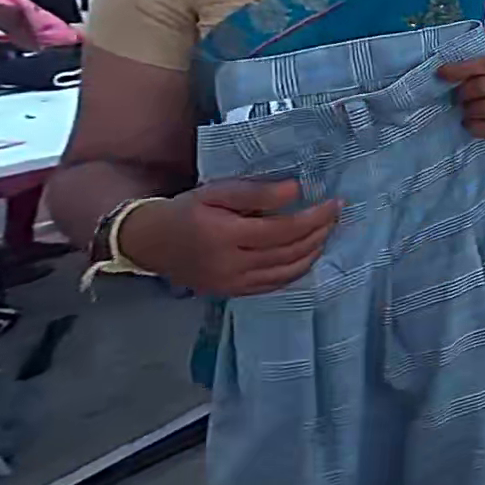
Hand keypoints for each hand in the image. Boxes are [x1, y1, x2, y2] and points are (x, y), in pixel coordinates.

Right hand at [117, 179, 337, 296]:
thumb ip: (257, 192)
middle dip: (320, 233)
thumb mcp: (217, 191)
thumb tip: (296, 190)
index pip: (285, 230)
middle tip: (336, 215)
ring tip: (328, 232)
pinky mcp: (232, 293)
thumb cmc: (185, 210)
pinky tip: (309, 255)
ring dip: (313, 252)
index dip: (315, 217)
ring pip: (286, 272)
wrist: (147, 242)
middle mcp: (233, 265)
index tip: (335, 202)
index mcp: (227, 236)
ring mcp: (233, 284)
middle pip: (290, 252)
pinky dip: (297, 271)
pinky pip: (274, 285)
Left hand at [438, 54, 484, 140]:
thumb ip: (476, 71)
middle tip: (457, 98)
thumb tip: (444, 72)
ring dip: (469, 110)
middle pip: (483, 86)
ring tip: (465, 111)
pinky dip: (474, 126)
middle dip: (464, 93)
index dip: (461, 69)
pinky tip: (469, 124)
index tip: (441, 73)